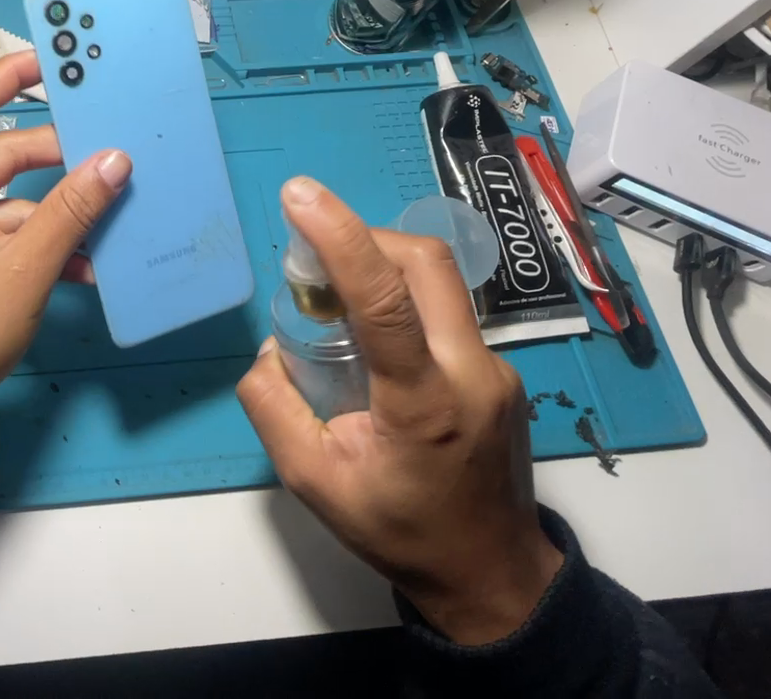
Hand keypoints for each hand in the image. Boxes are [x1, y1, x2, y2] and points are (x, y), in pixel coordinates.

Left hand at [0, 52, 130, 451]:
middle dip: (57, 157)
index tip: (52, 61)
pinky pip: (7, 230)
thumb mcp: (23, 269)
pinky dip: (43, 240)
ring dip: (58, 207)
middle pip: (0, 153)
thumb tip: (116, 161)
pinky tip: (87, 261)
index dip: (8, 76)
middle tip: (110, 150)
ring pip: (11, 196)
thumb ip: (71, 210)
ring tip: (111, 210)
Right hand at [238, 176, 561, 644]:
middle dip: (365, 237)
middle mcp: (472, 371)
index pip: (384, 300)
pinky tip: (374, 336)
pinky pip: (446, 308)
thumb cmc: (397, 530)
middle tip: (314, 256)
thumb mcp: (310, 482)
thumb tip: (270, 348)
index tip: (300, 194)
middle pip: (426, 263)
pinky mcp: (501, 368)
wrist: (491, 576)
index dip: (341, 237)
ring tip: (336, 296)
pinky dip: (402, 297)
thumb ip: (273, 405)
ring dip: (383, 263)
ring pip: (441, 280)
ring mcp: (496, 367)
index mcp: (423, 403)